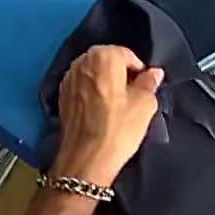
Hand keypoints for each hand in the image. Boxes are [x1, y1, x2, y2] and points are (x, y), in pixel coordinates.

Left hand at [52, 45, 164, 187]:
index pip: (126, 54)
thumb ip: (149, 83)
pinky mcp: (61, 95)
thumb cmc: (118, 129)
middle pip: (107, 59)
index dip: (138, 70)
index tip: (143, 88)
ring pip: (92, 71)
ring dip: (105, 80)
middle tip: (132, 94)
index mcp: (103, 57)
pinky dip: (91, 90)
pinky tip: (99, 109)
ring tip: (116, 102)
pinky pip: (82, 84)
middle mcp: (81, 62)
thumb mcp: (144, 105)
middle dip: (120, 72)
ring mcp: (68, 78)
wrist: (85, 161)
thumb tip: (153, 72)